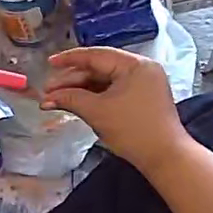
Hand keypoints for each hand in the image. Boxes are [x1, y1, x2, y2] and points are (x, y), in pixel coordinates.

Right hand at [42, 48, 191, 172]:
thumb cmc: (132, 131)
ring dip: (82, 89)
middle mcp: (142, 68)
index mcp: (135, 64)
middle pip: (100, 67)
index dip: (70, 59)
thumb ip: (70, 99)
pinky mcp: (144, 97)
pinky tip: (78, 102)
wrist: (165, 157)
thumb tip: (47, 98)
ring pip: (106, 80)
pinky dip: (96, 96)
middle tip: (49, 91)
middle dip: (73, 80)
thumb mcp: (97, 112)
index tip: (49, 63)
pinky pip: (115, 90)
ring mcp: (145, 83)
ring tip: (58, 99)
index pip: (96, 55)